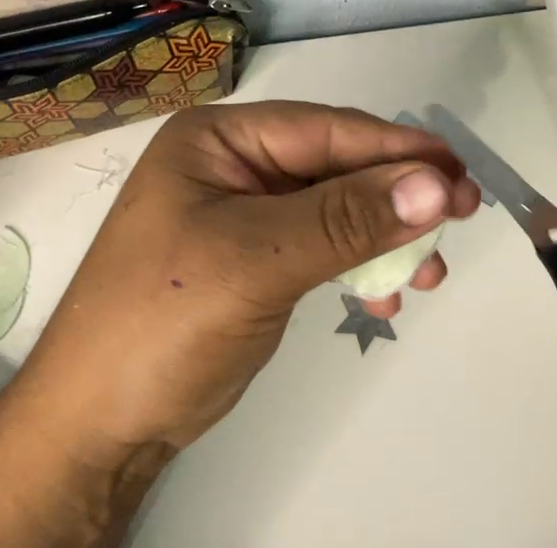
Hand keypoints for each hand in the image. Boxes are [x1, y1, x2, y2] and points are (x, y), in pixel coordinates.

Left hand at [23, 101, 478, 450]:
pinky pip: (322, 248)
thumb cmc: (162, 322)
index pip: (325, 130)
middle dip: (396, 195)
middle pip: (335, 167)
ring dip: (385, 236)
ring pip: (336, 210)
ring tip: (431, 272)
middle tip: (461, 216)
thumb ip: (348, 219)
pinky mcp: (255, 261)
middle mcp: (232, 166)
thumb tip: (437, 185)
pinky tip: (387, 296)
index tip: (459, 174)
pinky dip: (359, 267)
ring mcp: (243, 215)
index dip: (396, 150)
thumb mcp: (257, 261)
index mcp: (218, 140)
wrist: (95, 427)